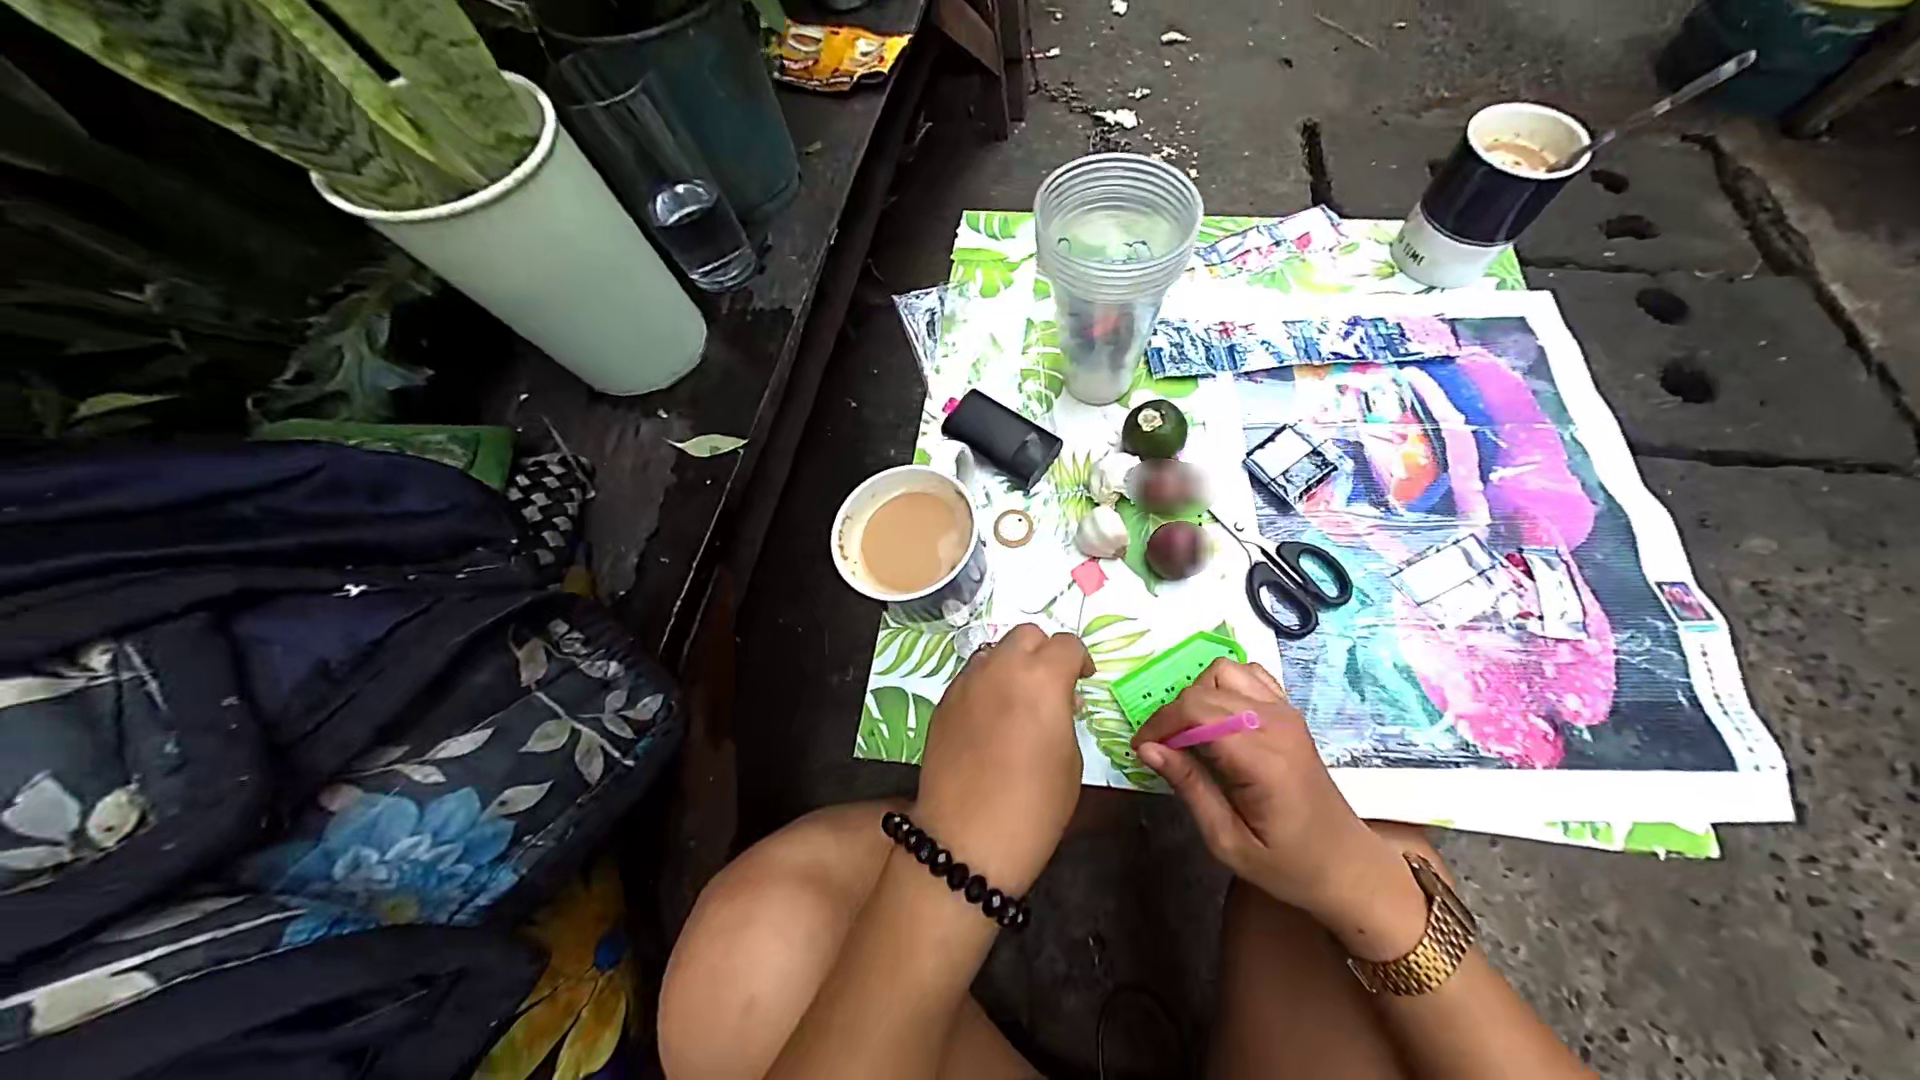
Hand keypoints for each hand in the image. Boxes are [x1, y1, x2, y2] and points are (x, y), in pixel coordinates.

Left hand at [913, 625, 1093, 893]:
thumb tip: (1058, 702)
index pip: (1066, 644)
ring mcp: (967, 682)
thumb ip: (1065, 716)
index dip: (1079, 661)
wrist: (967, 838)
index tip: (1082, 681)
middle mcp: (1001, 668)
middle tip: (1051, 685)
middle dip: (1043, 652)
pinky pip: (971, 677)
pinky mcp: (943, 702)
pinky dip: (986, 685)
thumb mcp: (1070, 759)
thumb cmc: (1034, 805)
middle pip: (1026, 636)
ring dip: (1011, 665)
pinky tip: (990, 719)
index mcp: (1042, 678)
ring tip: (1018, 700)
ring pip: (994, 652)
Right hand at [1130, 659, 1427, 959]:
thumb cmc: (1287, 864)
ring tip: (1188, 731)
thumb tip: (1148, 749)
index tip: (1141, 750)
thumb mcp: (1227, 841)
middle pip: (1204, 690)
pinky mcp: (1289, 712)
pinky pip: (1248, 674)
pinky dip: (1223, 686)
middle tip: (1161, 749)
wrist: (1347, 866)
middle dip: (1172, 714)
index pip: (1195, 712)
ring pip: (1224, 671)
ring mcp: (1286, 713)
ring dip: (1197, 694)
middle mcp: (1275, 724)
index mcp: (1261, 758)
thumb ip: (1189, 787)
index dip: (1159, 725)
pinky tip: (1217, 717)